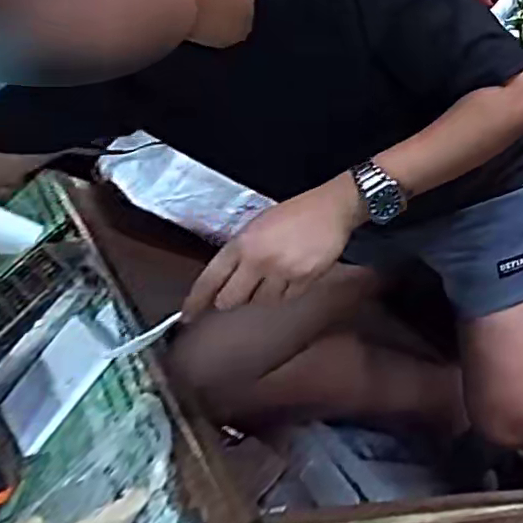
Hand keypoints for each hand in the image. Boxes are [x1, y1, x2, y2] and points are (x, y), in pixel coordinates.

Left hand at [183, 178, 360, 317]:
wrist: (334, 206)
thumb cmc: (296, 213)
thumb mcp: (257, 226)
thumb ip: (238, 253)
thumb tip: (221, 284)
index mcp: (241, 244)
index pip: (208, 281)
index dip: (195, 302)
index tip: (188, 316)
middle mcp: (258, 260)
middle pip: (230, 300)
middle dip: (235, 297)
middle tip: (246, 289)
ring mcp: (283, 270)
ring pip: (261, 301)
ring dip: (266, 293)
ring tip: (278, 275)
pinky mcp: (306, 276)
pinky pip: (288, 297)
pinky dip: (289, 290)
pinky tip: (296, 273)